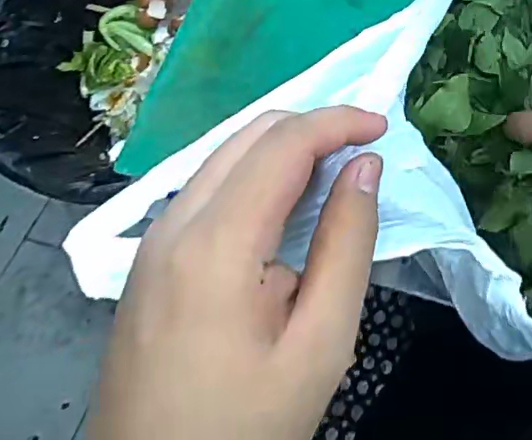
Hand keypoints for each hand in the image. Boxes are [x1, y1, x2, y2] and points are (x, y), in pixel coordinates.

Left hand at [92, 107, 384, 439]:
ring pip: (227, 153)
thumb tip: (364, 167)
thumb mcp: (319, 346)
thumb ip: (347, 244)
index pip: (283, 144)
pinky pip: (209, 185)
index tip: (381, 127)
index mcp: (215, 242)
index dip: (337, 122)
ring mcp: (155, 237)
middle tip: (360, 150)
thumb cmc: (244, 428)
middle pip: (250, 136)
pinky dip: (256, 173)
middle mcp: (175, 222)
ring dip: (283, 147)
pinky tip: (285, 205)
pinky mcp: (150, 256)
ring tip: (332, 171)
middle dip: (312, 127)